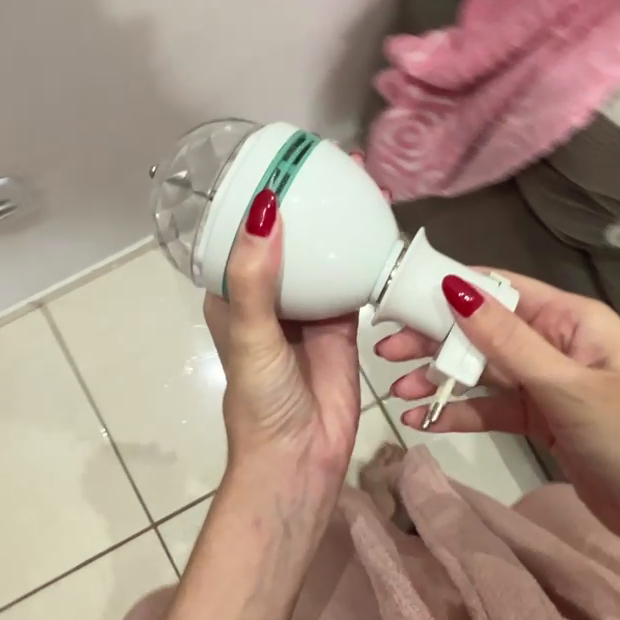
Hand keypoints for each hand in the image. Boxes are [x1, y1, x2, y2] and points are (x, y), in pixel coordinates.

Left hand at [203, 189, 362, 516]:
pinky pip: (355, 281)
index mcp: (234, 295)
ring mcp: (308, 310)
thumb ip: (255, 279)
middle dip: (308, 202)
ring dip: (339, 224)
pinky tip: (385, 228)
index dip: (261, 197)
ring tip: (364, 184)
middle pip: (289, 239)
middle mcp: (270, 296)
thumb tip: (265, 209)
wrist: (301, 458)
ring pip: (324, 256)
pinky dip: (366, 257)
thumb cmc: (262, 399)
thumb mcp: (250, 336)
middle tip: (334, 162)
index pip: (243, 234)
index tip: (285, 161)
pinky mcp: (343, 326)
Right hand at [378, 270, 619, 553]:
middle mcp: (557, 345)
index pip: (501, 289)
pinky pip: (494, 410)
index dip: (449, 289)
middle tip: (385, 351)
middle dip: (436, 338)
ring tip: (401, 392)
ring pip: (484, 372)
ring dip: (442, 379)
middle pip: (485, 330)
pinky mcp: (544, 425)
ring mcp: (550, 387)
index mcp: (573, 320)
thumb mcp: (570, 389)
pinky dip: (462, 413)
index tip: (396, 297)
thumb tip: (454, 286)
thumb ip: (507, 342)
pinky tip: (428, 422)